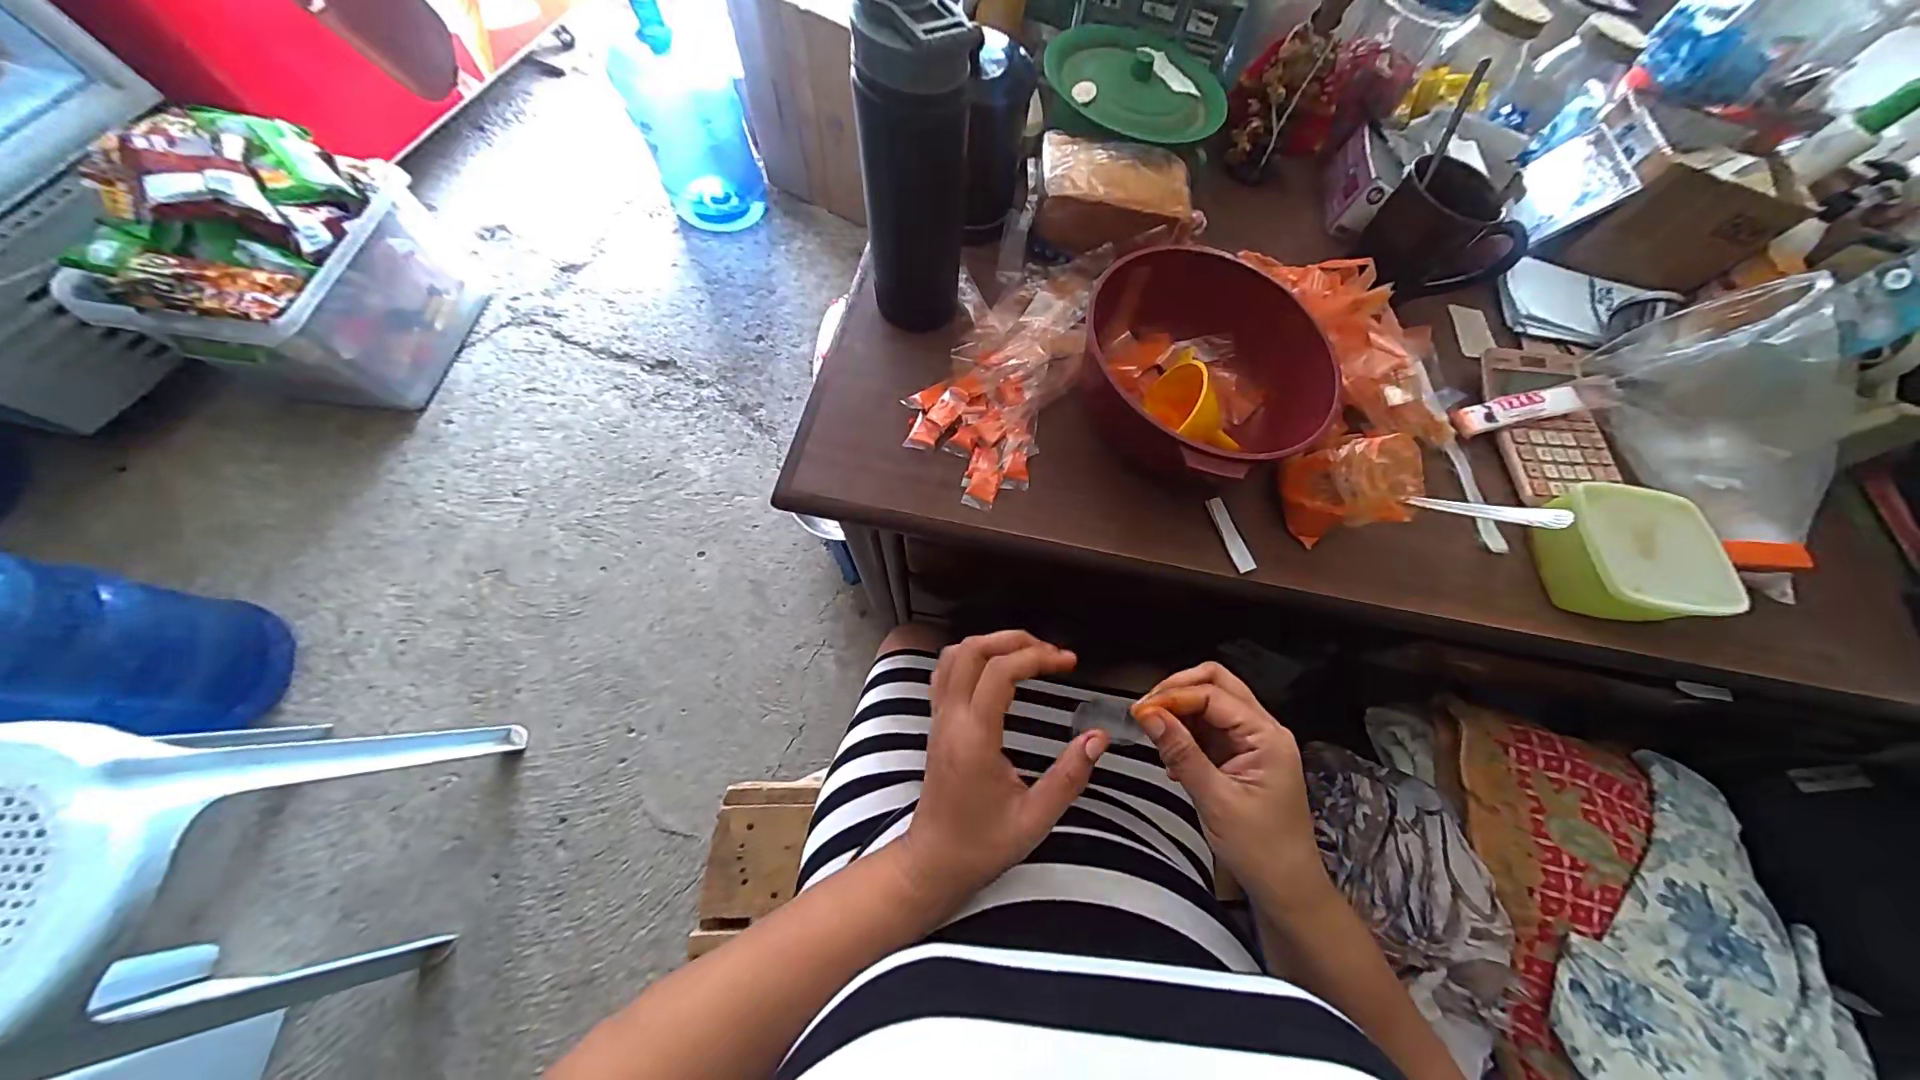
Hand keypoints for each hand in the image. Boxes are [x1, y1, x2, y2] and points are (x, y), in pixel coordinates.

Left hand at [896, 631, 1108, 912]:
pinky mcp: (937, 723)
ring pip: (954, 656)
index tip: (1068, 662)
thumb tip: (1096, 739)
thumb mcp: (1035, 818)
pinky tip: (996, 668)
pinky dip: (971, 656)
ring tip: (1027, 653)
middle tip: (1051, 652)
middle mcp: (951, 720)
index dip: (1037, 656)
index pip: (1000, 672)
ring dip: (991, 643)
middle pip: (972, 650)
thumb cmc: (982, 844)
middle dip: (1015, 639)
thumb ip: (1068, 776)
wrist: (935, 860)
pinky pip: (945, 672)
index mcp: (974, 738)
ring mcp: (939, 719)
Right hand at [1131, 662, 1333, 914]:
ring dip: (1179, 711)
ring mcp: (1252, 742)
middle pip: (1216, 684)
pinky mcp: (1240, 755)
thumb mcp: (1216, 800)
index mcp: (1267, 737)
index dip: (1174, 697)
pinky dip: (1184, 731)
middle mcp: (1263, 731)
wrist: (1286, 887)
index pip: (1213, 694)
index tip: (1142, 710)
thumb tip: (1151, 716)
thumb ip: (1181, 752)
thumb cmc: (1264, 850)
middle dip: (1177, 690)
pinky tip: (1170, 752)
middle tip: (1146, 708)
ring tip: (1154, 731)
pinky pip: (1208, 727)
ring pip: (1210, 703)